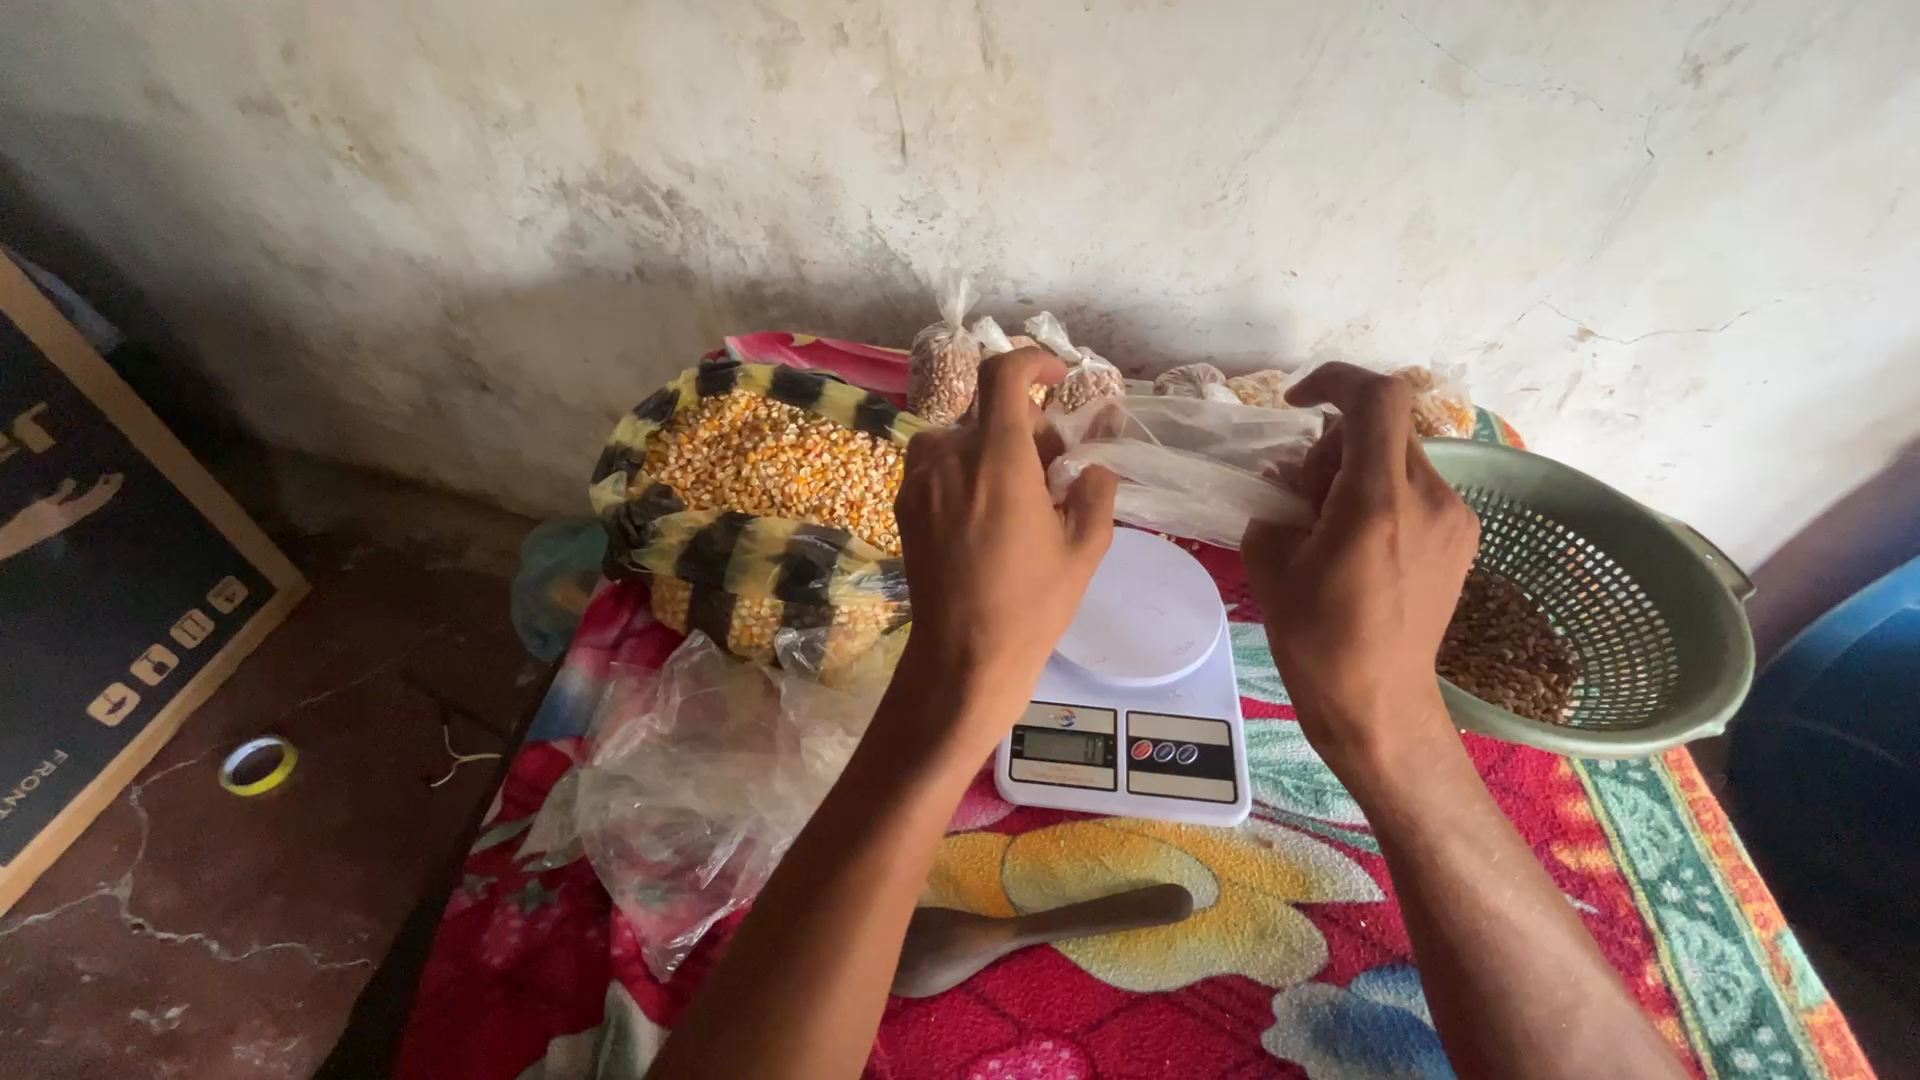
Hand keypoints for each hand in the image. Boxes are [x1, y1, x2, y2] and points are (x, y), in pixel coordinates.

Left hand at [893, 347, 1119, 752]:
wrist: (964, 655)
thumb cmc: (1032, 604)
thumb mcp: (1086, 547)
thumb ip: (1096, 490)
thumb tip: (1093, 467)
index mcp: (997, 458)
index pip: (1003, 374)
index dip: (1033, 361)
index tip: (1056, 377)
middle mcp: (949, 457)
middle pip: (989, 412)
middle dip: (1028, 428)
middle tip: (1053, 474)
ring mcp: (919, 481)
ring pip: (961, 436)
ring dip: (992, 448)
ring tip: (1016, 496)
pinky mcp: (905, 504)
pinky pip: (938, 463)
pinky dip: (965, 469)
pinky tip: (983, 515)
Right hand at [1241, 362, 1479, 773]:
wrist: (1377, 702)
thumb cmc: (1313, 638)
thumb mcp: (1271, 561)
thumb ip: (1277, 501)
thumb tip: (1289, 479)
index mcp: (1377, 502)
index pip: (1377, 398)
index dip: (1334, 380)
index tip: (1296, 403)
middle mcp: (1430, 498)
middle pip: (1383, 427)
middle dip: (1333, 443)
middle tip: (1302, 494)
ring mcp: (1456, 518)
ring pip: (1400, 456)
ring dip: (1356, 469)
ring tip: (1329, 524)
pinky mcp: (1463, 539)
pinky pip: (1417, 489)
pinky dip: (1381, 493)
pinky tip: (1360, 543)